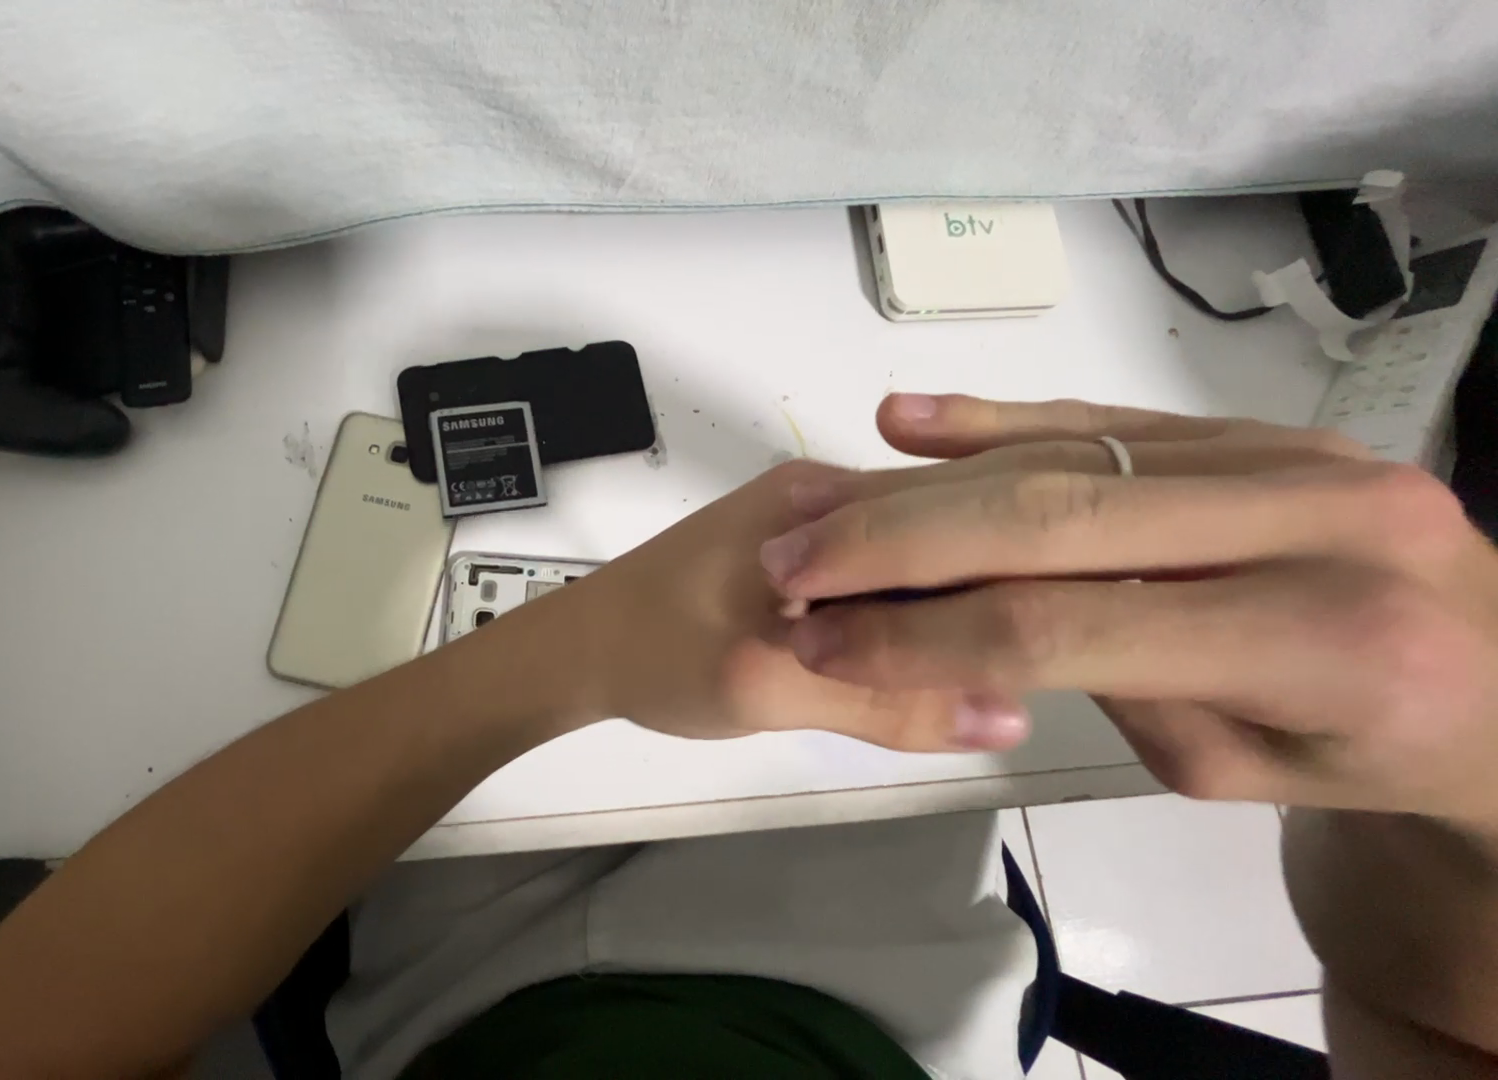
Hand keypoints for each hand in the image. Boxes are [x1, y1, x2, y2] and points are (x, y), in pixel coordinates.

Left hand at [537, 458, 1032, 750]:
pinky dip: (897, 617)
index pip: (963, 518)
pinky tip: (912, 662)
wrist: (579, 651)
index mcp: (820, 502)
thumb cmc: (659, 657)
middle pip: (942, 536)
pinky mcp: (789, 555)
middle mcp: (820, 496)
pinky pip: (871, 579)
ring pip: (909, 560)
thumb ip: (884, 701)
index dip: (1020, 580)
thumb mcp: (768, 686)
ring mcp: (803, 523)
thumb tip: (1013, 714)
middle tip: (1020, 671)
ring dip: (941, 613)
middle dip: (983, 601)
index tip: (1059, 644)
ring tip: (977, 674)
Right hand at [758, 394, 1497, 827]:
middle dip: (890, 543)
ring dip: (918, 486)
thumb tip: (965, 616)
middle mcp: (1318, 520)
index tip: (816, 644)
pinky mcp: (1244, 424)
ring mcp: (1282, 452)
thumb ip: (1095, 678)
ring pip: (1053, 457)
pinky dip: (988, 420)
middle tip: (790, 566)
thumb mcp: (1218, 763)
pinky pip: (1093, 415)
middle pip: (1044, 519)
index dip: (916, 636)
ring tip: (817, 512)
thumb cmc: (1349, 747)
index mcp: (1324, 641)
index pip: (1058, 627)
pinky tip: (905, 420)